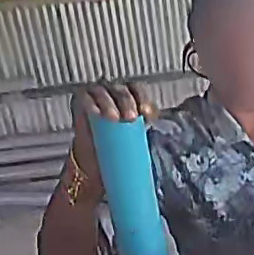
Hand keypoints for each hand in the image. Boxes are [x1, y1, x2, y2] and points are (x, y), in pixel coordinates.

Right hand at [67, 81, 156, 201]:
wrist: (96, 164)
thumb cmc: (119, 149)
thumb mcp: (139, 142)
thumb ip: (153, 137)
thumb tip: (173, 143)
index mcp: (130, 100)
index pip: (138, 90)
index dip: (144, 98)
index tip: (147, 115)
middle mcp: (114, 96)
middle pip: (122, 90)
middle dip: (127, 102)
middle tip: (130, 117)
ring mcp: (96, 98)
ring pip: (103, 91)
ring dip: (109, 102)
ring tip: (113, 118)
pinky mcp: (80, 103)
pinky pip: (84, 97)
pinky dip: (91, 104)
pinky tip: (96, 114)